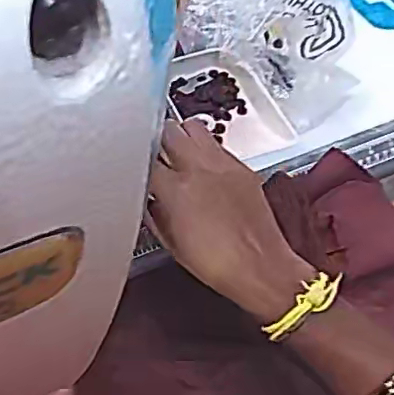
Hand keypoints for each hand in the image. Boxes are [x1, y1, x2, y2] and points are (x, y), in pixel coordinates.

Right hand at [147, 117, 318, 319]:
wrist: (259, 267)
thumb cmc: (217, 263)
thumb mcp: (171, 243)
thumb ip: (154, 214)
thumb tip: (148, 201)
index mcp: (176, 189)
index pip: (144, 159)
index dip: (135, 164)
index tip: (133, 171)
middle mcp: (200, 168)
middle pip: (168, 130)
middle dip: (156, 141)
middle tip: (153, 156)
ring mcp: (224, 164)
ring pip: (194, 127)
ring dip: (182, 137)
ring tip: (177, 155)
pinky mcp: (242, 168)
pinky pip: (217, 146)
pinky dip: (205, 152)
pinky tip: (203, 172)